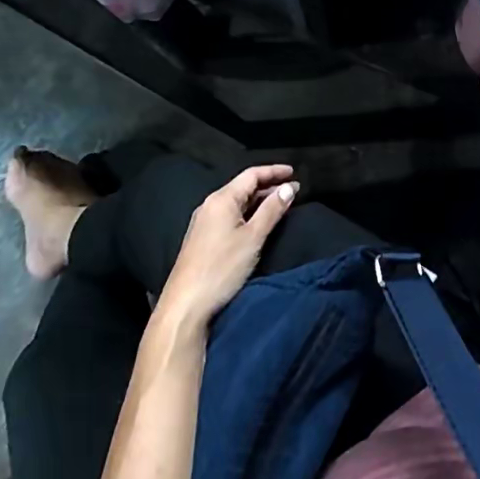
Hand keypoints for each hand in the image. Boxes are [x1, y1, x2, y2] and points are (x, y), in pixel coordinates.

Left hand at [154, 165, 297, 329]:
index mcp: (221, 199)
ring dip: (258, 200)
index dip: (274, 171)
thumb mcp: (253, 237)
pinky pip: (229, 215)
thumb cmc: (222, 268)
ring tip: (280, 205)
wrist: (184, 307)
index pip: (252, 174)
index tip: (295, 172)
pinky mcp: (201, 238)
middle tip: (292, 191)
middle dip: (269, 186)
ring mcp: (203, 222)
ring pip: (236, 202)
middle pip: (243, 186)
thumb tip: (290, 187)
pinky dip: (247, 213)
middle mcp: (210, 205)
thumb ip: (272, 209)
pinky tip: (257, 223)